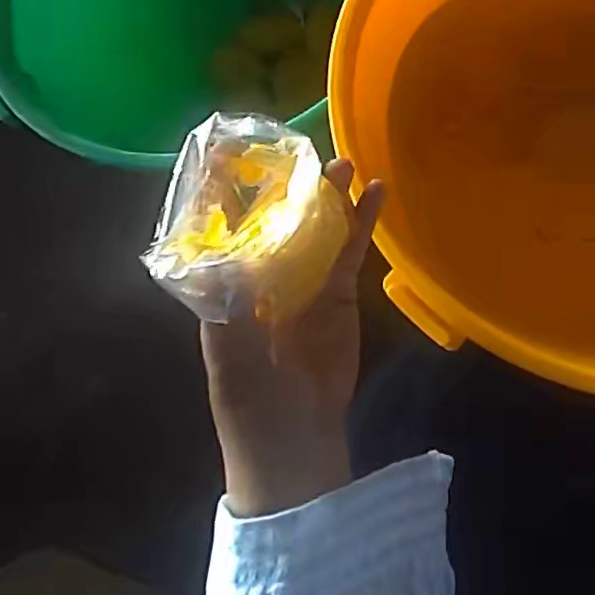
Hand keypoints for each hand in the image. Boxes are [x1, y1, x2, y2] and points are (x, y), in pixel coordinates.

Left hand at [200, 159, 385, 516]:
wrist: (296, 441)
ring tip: (344, 163)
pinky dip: (363, 221)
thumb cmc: (251, 403)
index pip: (234, 228)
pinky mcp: (340, 292)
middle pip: (282, 219)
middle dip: (293, 187)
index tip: (247, 157)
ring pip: (319, 227)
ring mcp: (306, 279)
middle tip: (307, 154)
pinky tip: (376, 195)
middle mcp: (268, 273)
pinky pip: (350, 249)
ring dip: (330, 196)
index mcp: (232, 283)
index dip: (240, 194)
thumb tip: (218, 255)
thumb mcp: (229, 356)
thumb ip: (224, 307)